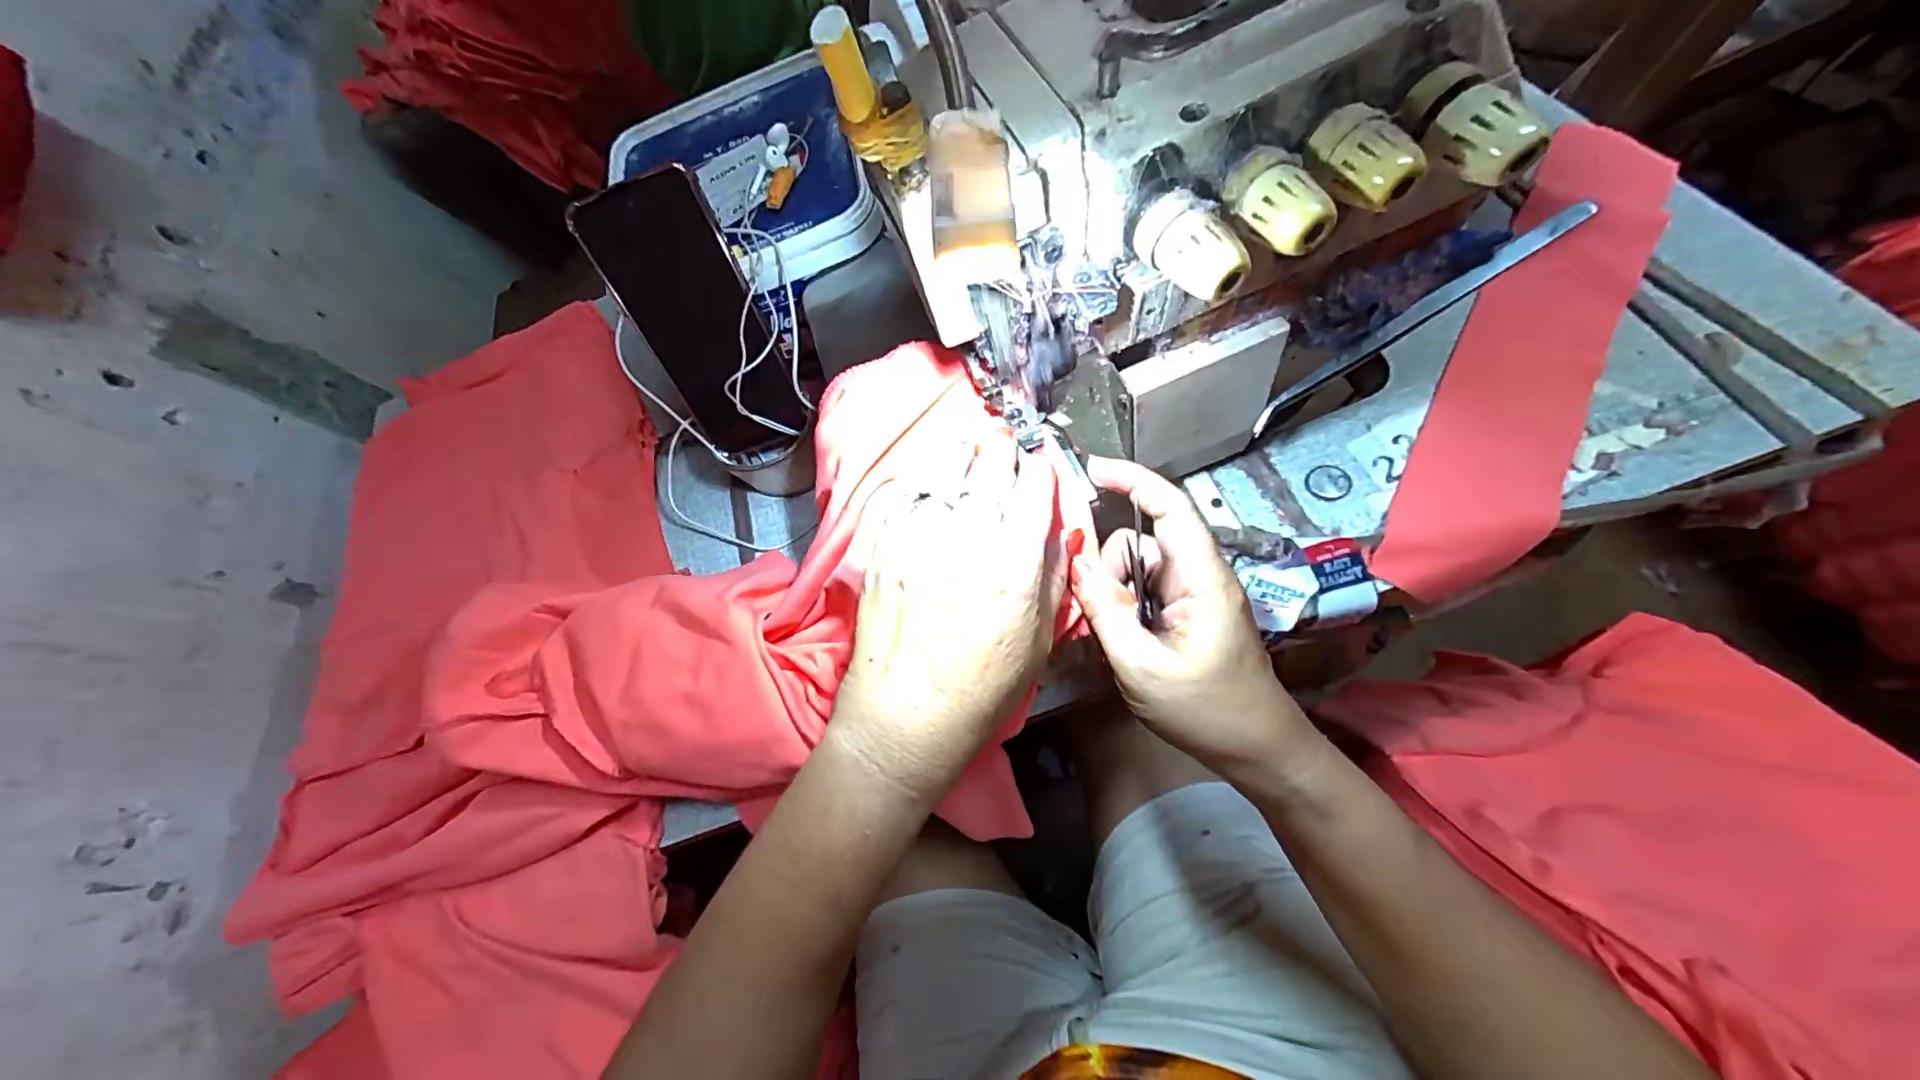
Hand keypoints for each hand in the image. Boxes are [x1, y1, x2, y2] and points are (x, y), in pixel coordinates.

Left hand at [829, 434, 1066, 799]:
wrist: (906, 715)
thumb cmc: (979, 690)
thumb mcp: (1038, 639)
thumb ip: (1052, 577)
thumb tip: (1056, 537)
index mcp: (1015, 559)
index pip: (1035, 485)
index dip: (1042, 469)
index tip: (1041, 466)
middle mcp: (970, 535)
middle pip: (992, 464)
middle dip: (1005, 450)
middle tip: (1007, 447)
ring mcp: (920, 535)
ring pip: (946, 466)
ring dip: (964, 452)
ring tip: (971, 447)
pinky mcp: (885, 544)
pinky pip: (905, 491)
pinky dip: (922, 477)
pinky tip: (930, 479)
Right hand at [1068, 457, 1317, 777]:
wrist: (1256, 748)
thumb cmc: (1208, 711)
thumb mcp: (1143, 667)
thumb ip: (1106, 612)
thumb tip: (1075, 564)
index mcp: (1202, 579)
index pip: (1171, 508)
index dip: (1134, 479)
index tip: (1094, 468)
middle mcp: (1199, 576)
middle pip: (1142, 542)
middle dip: (1109, 567)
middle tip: (1096, 612)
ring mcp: (1194, 594)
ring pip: (1137, 568)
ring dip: (1114, 592)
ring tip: (1114, 637)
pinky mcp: (1187, 612)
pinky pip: (1144, 590)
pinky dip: (1124, 604)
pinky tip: (1121, 638)